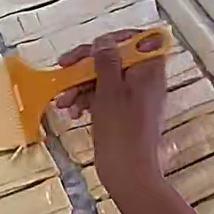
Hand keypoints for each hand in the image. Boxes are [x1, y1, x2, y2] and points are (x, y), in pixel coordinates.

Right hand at [55, 29, 168, 191]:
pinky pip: (105, 96)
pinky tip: (73, 112)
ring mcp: (134, 98)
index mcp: (149, 70)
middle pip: (116, 58)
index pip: (138, 39)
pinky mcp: (124, 114)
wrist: (128, 173)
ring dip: (81, 84)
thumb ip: (107, 61)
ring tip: (64, 101)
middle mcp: (145, 80)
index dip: (114, 39)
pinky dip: (88, 100)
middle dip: (87, 65)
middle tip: (64, 68)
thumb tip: (103, 42)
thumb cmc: (121, 130)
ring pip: (106, 78)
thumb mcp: (109, 90)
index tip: (91, 48)